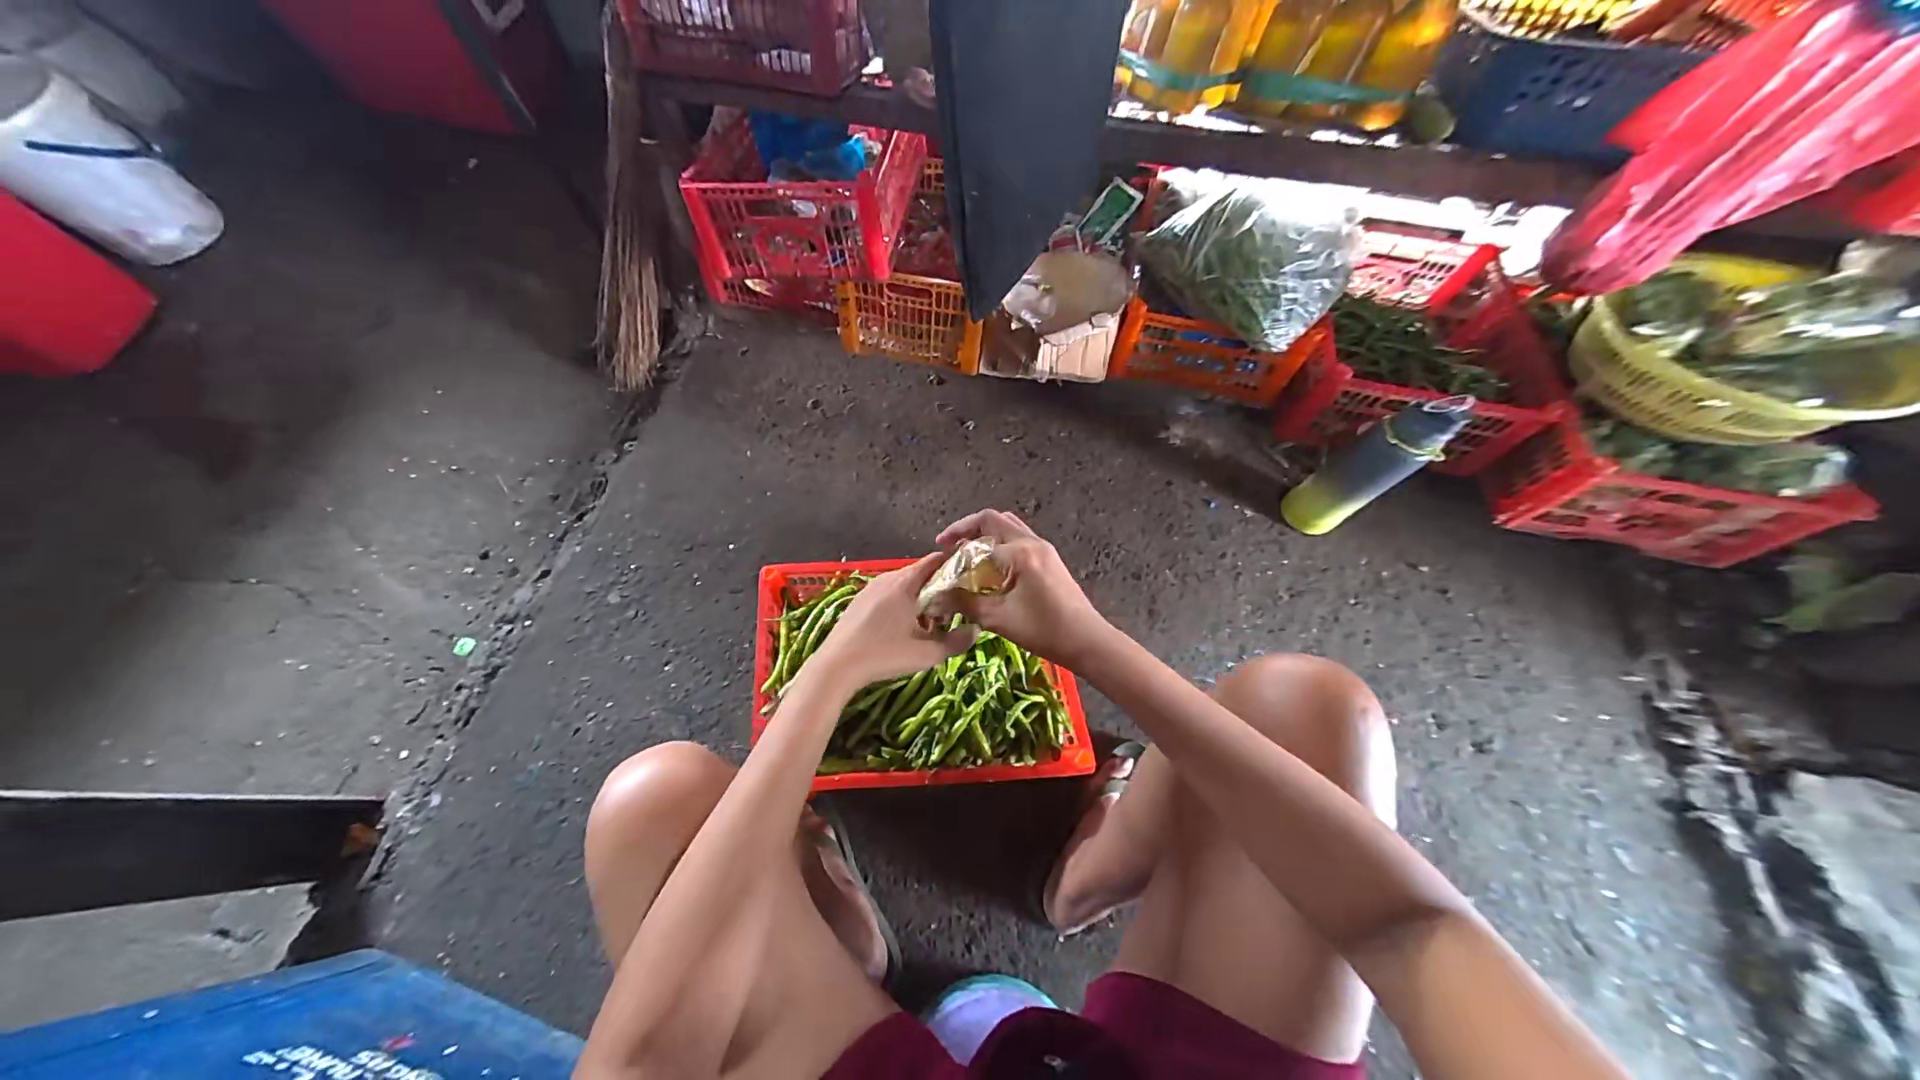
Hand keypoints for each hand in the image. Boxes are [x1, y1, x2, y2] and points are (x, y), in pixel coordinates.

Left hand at [807, 553, 976, 690]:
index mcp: (904, 582)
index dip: (954, 566)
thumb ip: (956, 642)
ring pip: (903, 586)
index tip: (968, 580)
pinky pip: (888, 596)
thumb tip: (975, 631)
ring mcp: (870, 589)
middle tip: (953, 610)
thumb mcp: (926, 653)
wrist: (836, 666)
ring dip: (919, 599)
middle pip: (920, 574)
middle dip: (938, 589)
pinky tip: (903, 629)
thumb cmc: (884, 655)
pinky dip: (901, 605)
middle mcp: (887, 579)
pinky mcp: (859, 602)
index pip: (935, 560)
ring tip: (929, 624)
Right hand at [934, 510, 1109, 666]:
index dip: (954, 548)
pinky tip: (989, 565)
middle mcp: (1032, 542)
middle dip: (966, 529)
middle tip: (947, 545)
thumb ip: (965, 603)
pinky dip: (999, 543)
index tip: (938, 562)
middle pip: (993, 519)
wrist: (1087, 640)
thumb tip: (939, 595)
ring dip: (984, 533)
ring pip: (1007, 526)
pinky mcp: (1049, 559)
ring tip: (966, 551)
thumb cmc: (1044, 631)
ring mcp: (1043, 548)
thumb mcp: (998, 619)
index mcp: (1020, 553)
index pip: (977, 540)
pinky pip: (1019, 539)